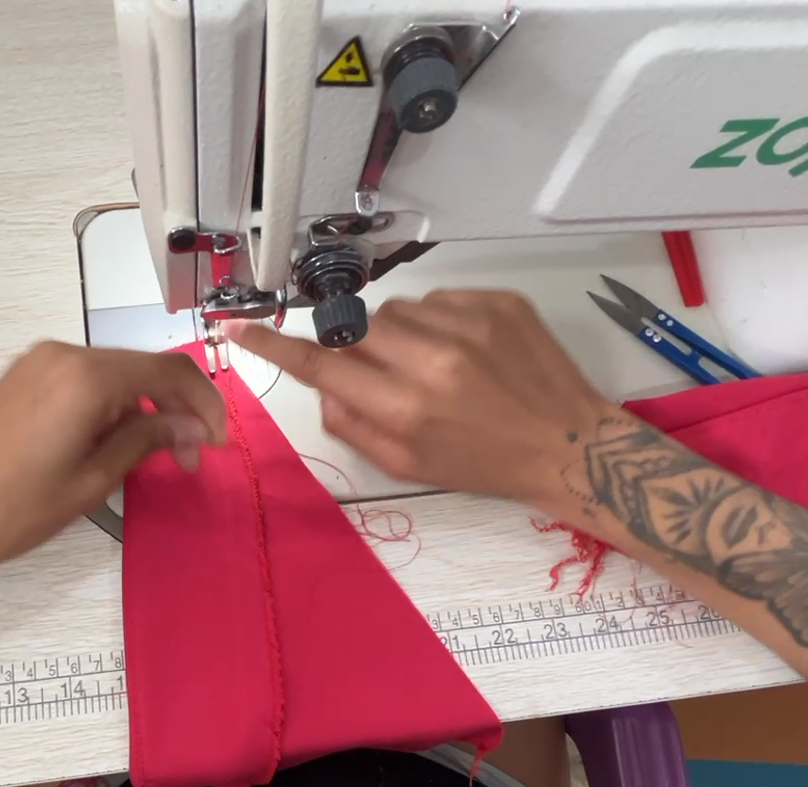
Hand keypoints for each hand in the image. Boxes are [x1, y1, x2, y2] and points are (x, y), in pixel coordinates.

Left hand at [0, 343, 224, 593]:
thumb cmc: (11, 512)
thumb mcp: (91, 482)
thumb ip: (146, 441)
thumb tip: (191, 426)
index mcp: (86, 375)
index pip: (169, 372)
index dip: (205, 406)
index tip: (219, 445)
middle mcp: (62, 354)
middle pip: (142, 370)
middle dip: (175, 411)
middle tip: (189, 462)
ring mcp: (37, 363)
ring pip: (114, 377)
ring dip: (143, 411)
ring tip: (153, 460)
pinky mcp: (21, 378)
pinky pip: (84, 383)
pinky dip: (111, 408)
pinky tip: (114, 444)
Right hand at [227, 290, 621, 512]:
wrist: (568, 444)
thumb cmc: (482, 465)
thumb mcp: (408, 466)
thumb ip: (353, 426)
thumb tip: (324, 387)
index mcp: (405, 409)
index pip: (321, 367)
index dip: (274, 347)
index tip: (238, 327)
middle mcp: (432, 359)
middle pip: (356, 327)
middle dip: (357, 348)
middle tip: (385, 374)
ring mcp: (470, 322)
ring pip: (395, 309)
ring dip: (397, 334)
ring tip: (432, 364)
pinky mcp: (499, 301)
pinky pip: (438, 298)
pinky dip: (436, 322)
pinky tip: (462, 350)